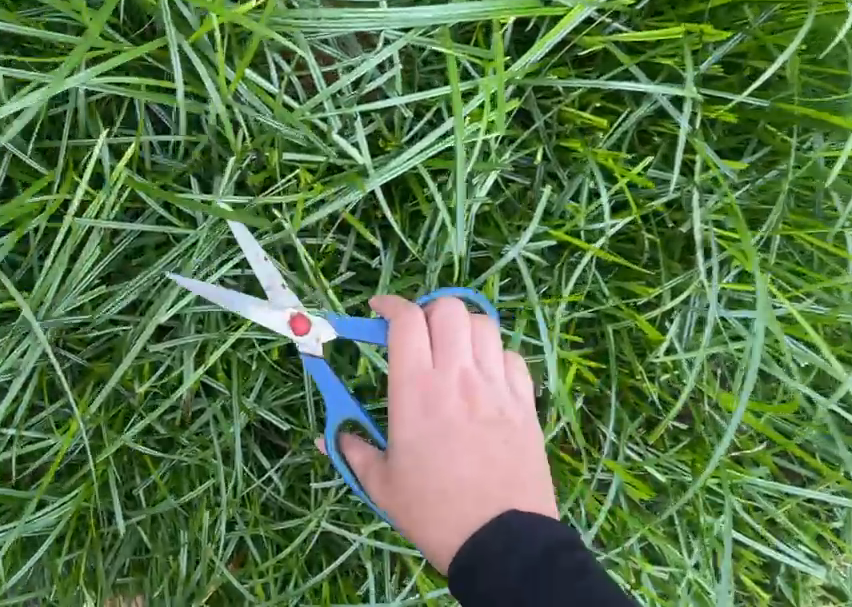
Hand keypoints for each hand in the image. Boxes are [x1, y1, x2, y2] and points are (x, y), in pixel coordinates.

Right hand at [332, 294, 558, 570]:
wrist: (505, 547)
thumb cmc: (435, 512)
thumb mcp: (382, 484)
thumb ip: (353, 451)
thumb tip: (326, 438)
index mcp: (415, 388)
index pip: (405, 319)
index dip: (389, 304)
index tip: (378, 310)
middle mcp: (457, 377)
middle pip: (448, 309)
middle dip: (428, 310)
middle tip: (417, 332)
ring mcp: (496, 388)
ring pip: (484, 325)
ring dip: (463, 328)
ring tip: (451, 348)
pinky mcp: (525, 406)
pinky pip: (513, 358)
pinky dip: (496, 355)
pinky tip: (485, 375)